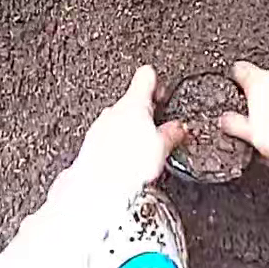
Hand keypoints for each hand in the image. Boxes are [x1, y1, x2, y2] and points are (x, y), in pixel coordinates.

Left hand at [52, 66, 185, 208]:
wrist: (96, 190)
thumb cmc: (126, 166)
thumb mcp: (161, 147)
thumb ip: (172, 133)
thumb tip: (179, 128)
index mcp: (133, 103)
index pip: (146, 76)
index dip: (157, 82)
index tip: (162, 92)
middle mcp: (112, 111)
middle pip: (132, 102)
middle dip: (145, 114)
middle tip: (159, 130)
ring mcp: (99, 128)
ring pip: (118, 122)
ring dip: (130, 132)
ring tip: (142, 152)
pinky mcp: (90, 147)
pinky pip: (107, 140)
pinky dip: (117, 146)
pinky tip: (125, 163)